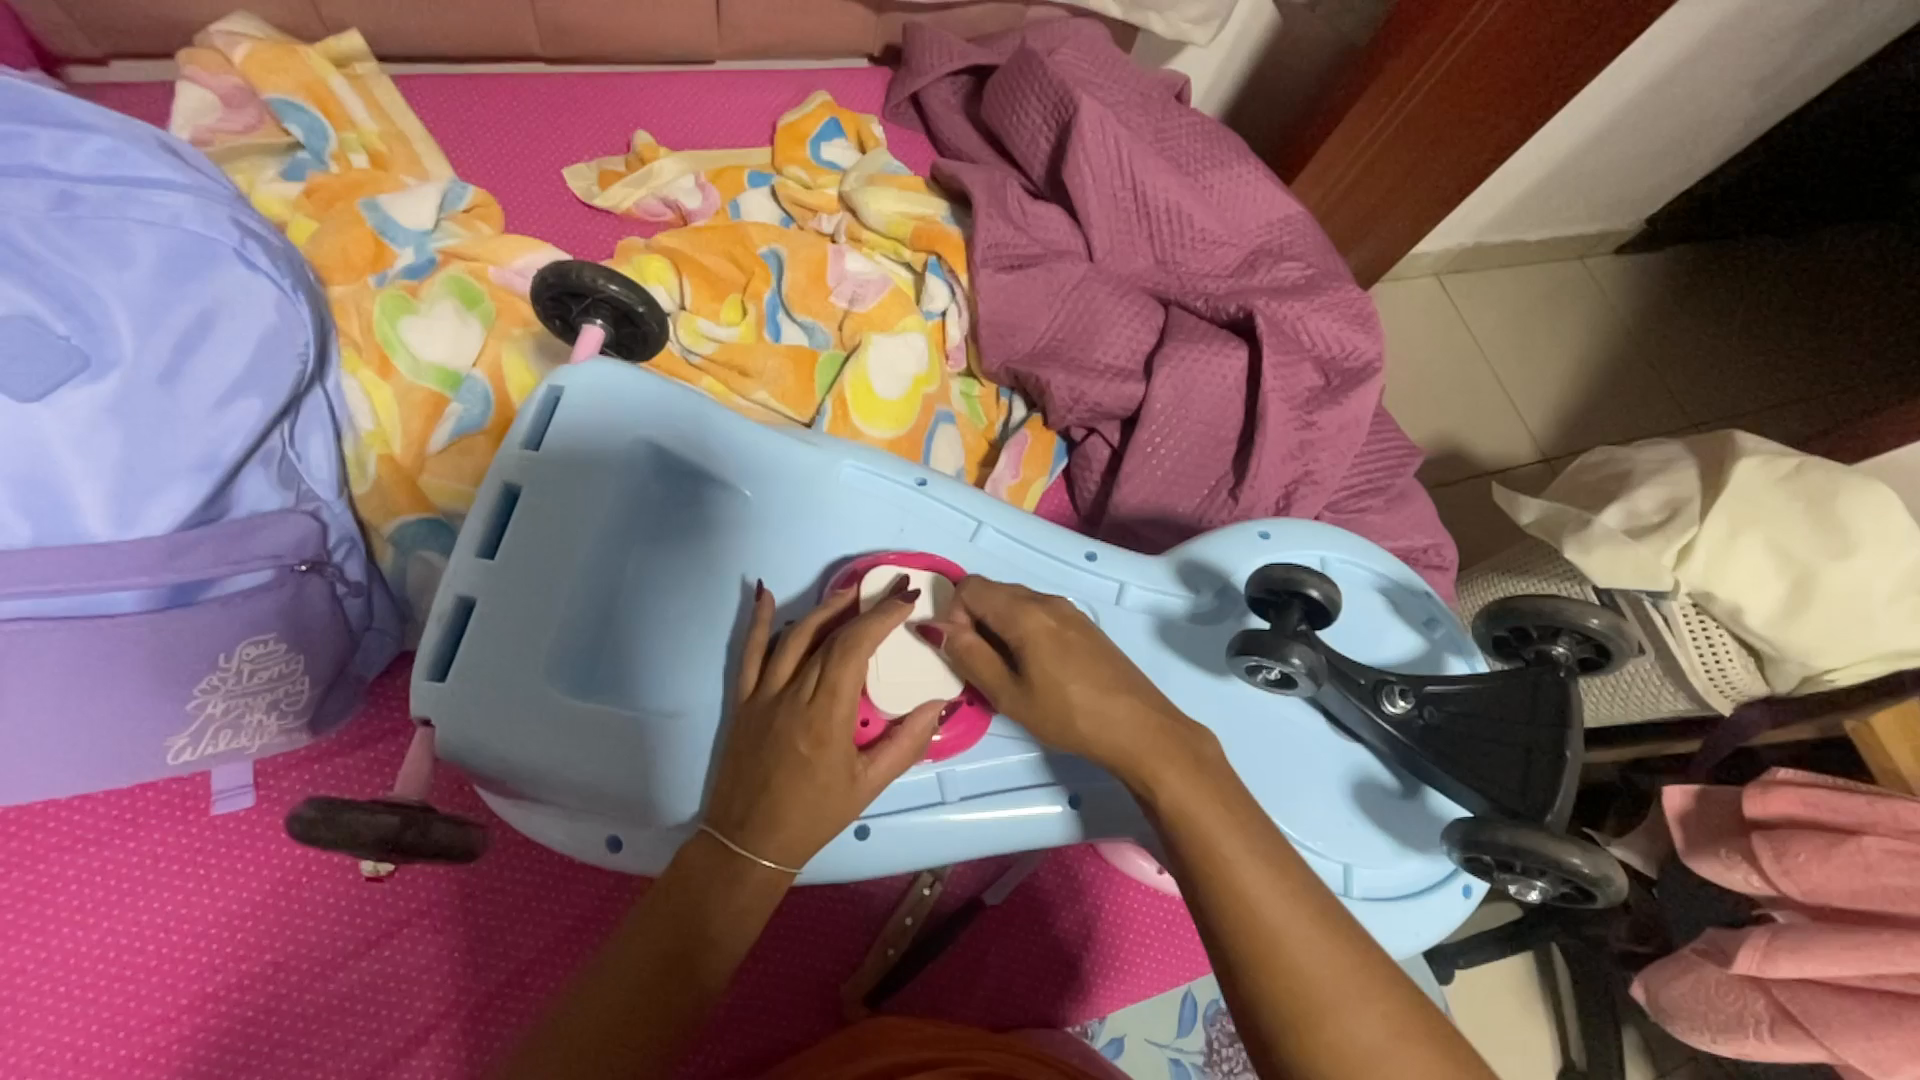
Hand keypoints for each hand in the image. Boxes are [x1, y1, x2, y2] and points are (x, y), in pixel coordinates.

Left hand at [702, 576, 940, 871]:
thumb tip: (939, 704)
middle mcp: (792, 694)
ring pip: (793, 636)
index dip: (882, 617)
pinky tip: (764, 594)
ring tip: (852, 591)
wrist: (747, 844)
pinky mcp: (742, 701)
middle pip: (829, 635)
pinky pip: (748, 653)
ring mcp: (762, 695)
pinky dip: (757, 622)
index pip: (855, 647)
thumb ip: (906, 743)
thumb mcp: (868, 786)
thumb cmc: (813, 817)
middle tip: (892, 587)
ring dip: (824, 608)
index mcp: (826, 714)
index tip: (908, 598)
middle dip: (864, 606)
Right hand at [925, 575, 1203, 782]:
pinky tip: (1038, 671)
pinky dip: (1024, 633)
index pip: (970, 586)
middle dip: (976, 623)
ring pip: (1017, 604)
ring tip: (1011, 675)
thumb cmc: (1067, 715)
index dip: (955, 616)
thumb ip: (969, 655)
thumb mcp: (1008, 694)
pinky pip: (1040, 615)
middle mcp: (1047, 599)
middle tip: (984, 669)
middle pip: (993, 592)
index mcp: (1024, 611)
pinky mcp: (1085, 626)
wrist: (1139, 728)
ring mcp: (1070, 610)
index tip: (964, 655)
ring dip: (1000, 630)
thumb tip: (936, 627)